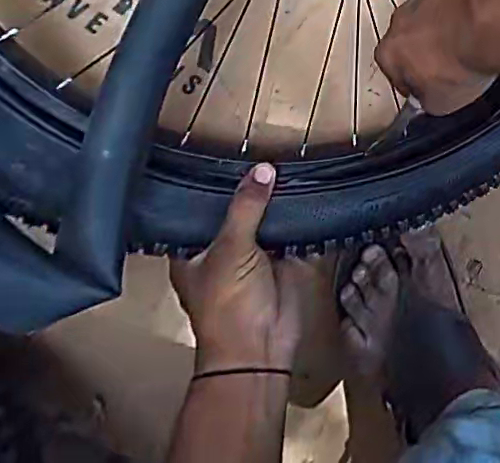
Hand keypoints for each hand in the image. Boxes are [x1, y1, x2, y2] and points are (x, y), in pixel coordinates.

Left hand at [170, 163, 317, 370]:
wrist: (261, 351)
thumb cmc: (228, 308)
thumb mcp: (231, 248)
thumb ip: (246, 206)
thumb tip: (262, 171)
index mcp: (195, 247)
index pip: (200, 205)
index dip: (212, 182)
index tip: (226, 151)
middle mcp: (222, 247)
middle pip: (236, 208)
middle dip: (250, 187)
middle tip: (262, 147)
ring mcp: (253, 254)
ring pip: (264, 217)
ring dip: (275, 198)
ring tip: (285, 160)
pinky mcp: (281, 261)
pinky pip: (289, 230)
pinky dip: (296, 214)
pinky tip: (304, 187)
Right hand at [376, 0, 499, 114]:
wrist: (489, 21)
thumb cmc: (460, 66)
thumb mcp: (442, 103)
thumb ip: (427, 99)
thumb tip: (428, 96)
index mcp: (389, 51)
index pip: (393, 72)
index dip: (413, 81)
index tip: (430, 86)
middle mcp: (399, 18)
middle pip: (409, 37)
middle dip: (427, 47)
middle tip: (453, 61)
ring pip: (431, 12)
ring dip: (445, 23)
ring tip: (472, 38)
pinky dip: (464, 4)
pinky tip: (482, 17)